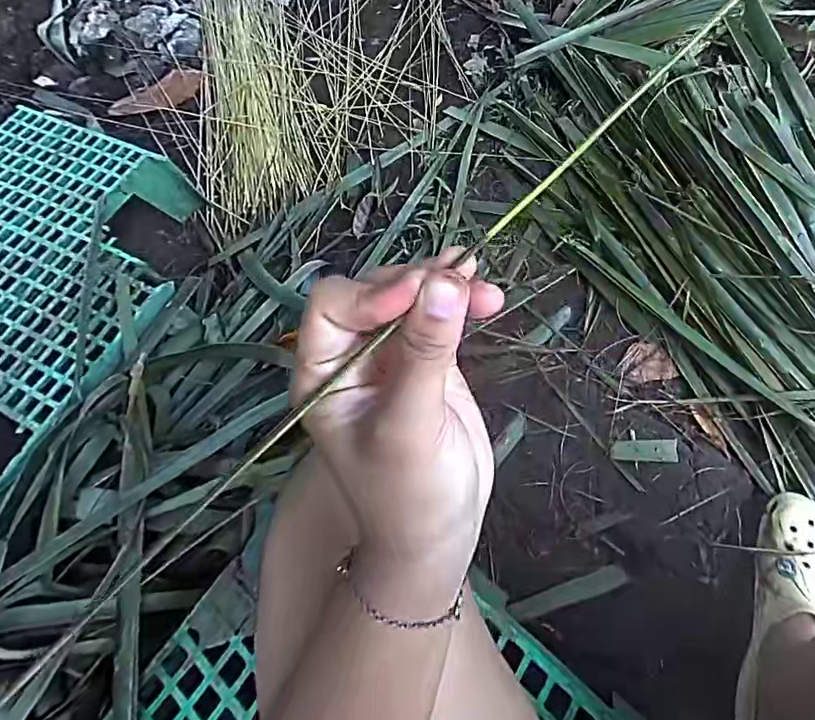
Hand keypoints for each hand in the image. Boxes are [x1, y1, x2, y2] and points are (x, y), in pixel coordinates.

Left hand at [293, 248, 505, 617]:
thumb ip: (425, 353)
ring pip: (416, 294)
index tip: (418, 292)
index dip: (372, 293)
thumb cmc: (409, 494)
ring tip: (484, 289)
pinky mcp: (431, 356)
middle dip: (419, 282)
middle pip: (379, 291)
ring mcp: (394, 353)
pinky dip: (466, 299)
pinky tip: (489, 296)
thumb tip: (445, 283)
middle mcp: (354, 355)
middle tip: (461, 283)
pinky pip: (443, 312)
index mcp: (325, 372)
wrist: (442, 531)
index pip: (333, 306)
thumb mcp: (411, 425)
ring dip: (449, 284)